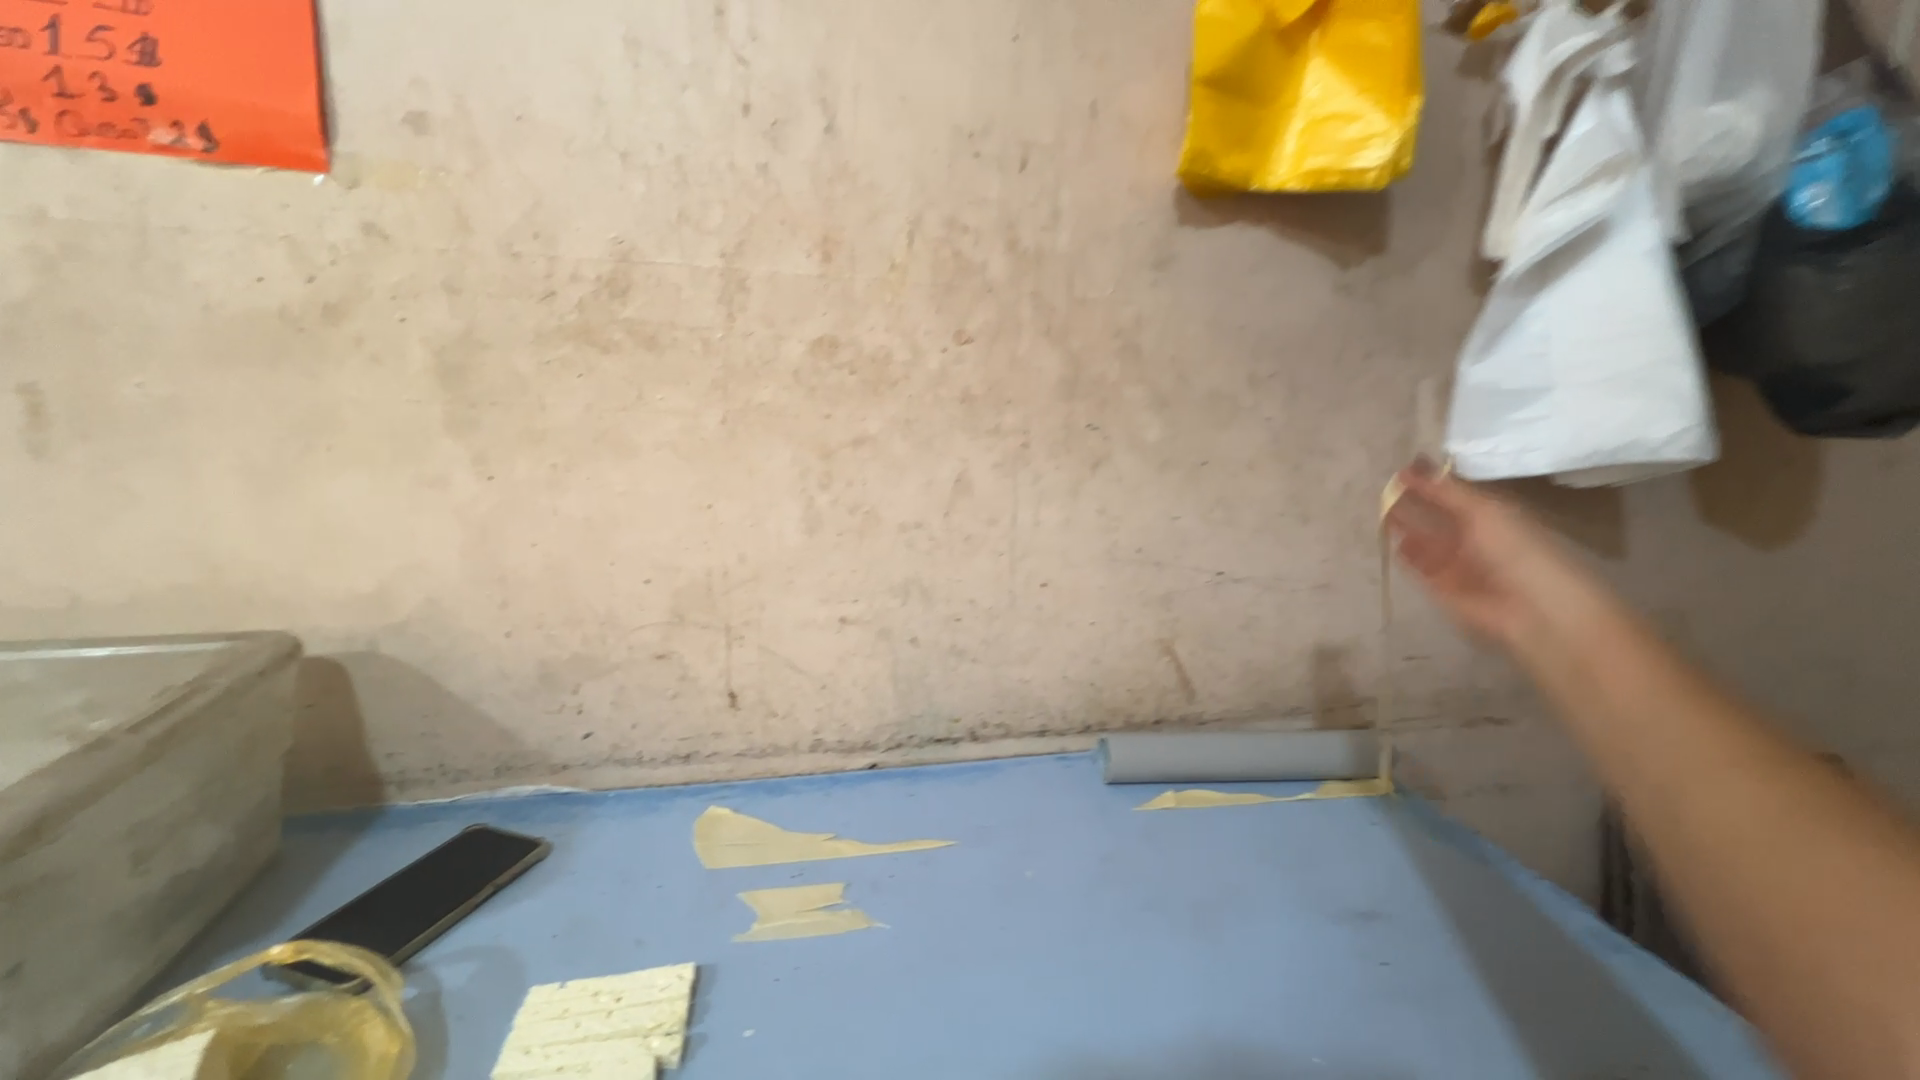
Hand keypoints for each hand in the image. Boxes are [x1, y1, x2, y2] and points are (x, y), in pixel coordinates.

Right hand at [1384, 458, 1608, 646]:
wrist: (1533, 608)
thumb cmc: (1516, 550)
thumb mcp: (1484, 511)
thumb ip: (1446, 490)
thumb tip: (1412, 464)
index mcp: (1490, 515)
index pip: (1453, 495)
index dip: (1430, 482)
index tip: (1403, 469)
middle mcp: (1472, 537)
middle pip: (1436, 517)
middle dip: (1413, 504)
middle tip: (1385, 490)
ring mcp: (1457, 564)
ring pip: (1425, 542)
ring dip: (1406, 529)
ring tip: (1381, 513)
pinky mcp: (1443, 589)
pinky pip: (1421, 570)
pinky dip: (1408, 558)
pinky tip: (1394, 544)